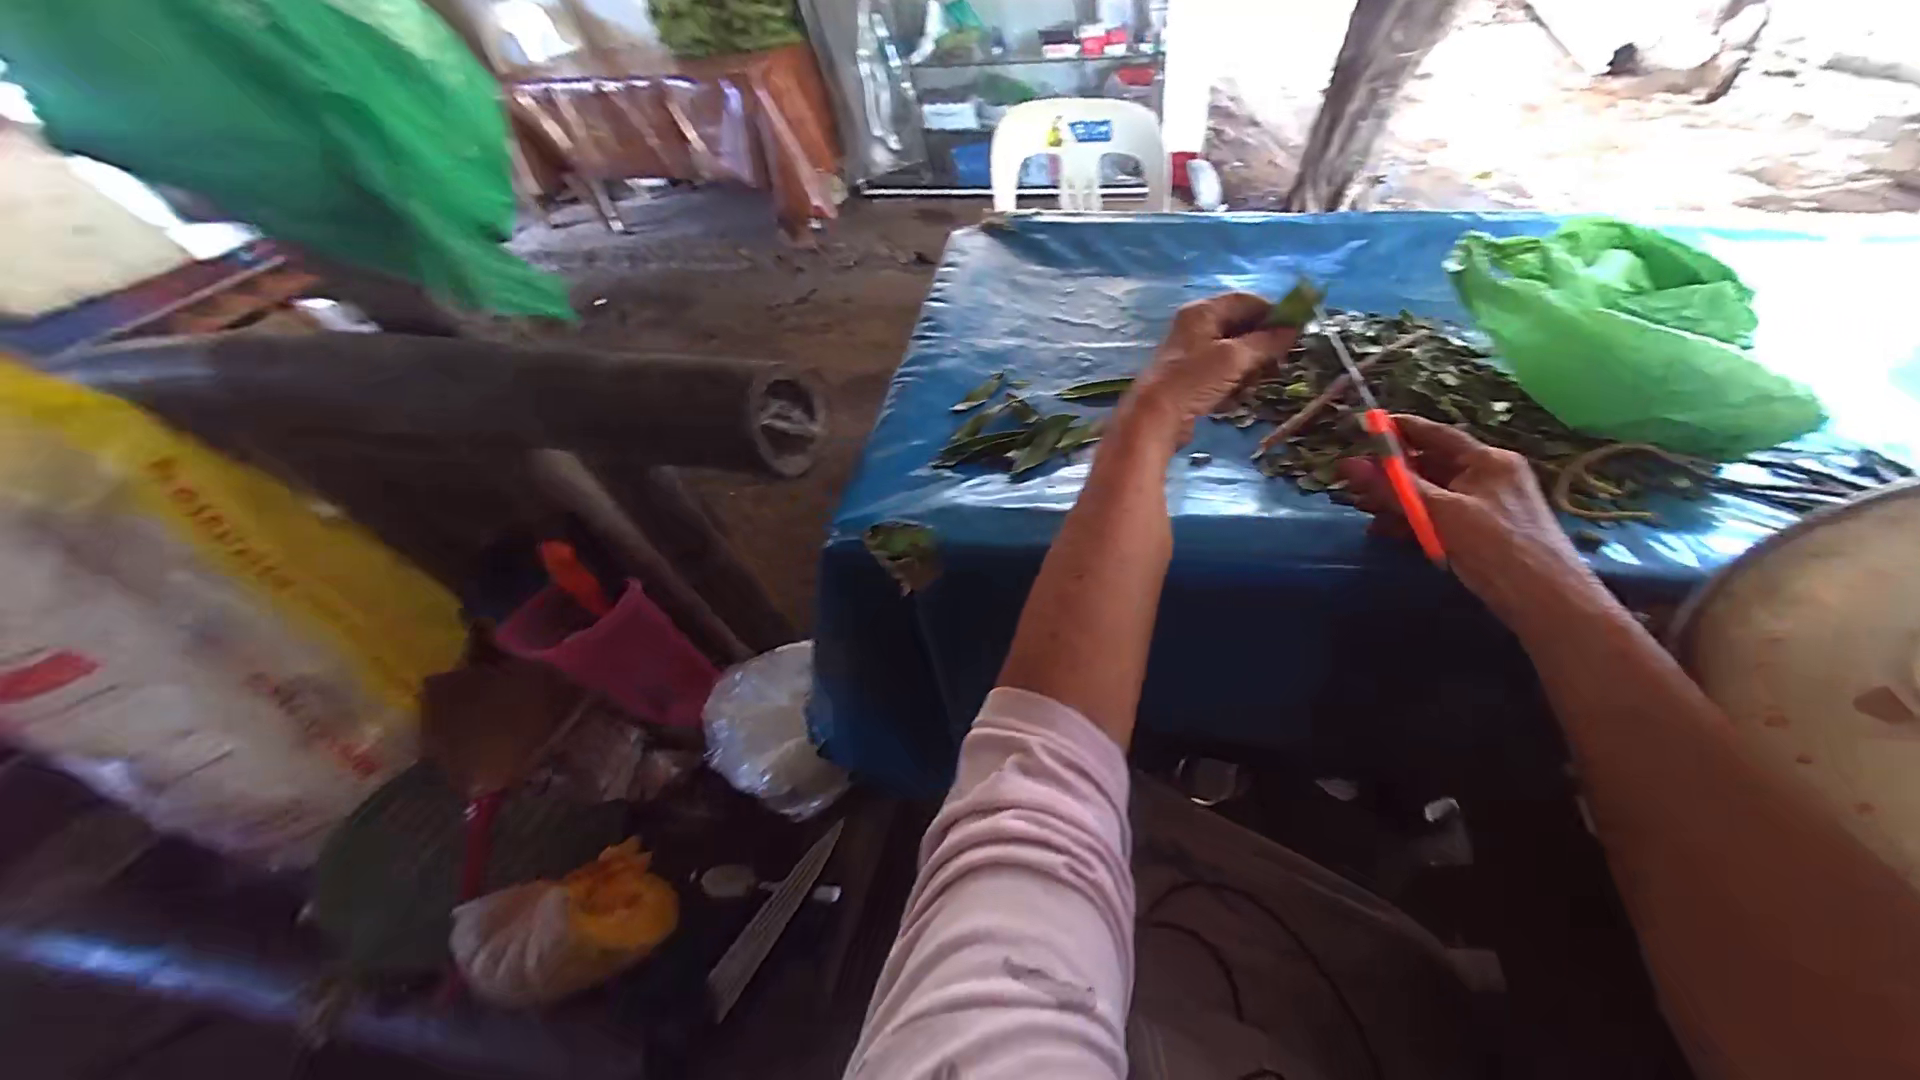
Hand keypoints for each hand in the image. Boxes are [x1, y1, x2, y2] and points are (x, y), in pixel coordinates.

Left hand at [1120, 292, 1297, 445]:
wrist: (1154, 418)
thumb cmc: (1193, 380)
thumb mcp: (1235, 357)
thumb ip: (1267, 341)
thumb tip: (1294, 330)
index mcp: (1202, 312)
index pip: (1246, 301)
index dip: (1272, 313)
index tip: (1295, 330)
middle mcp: (1195, 329)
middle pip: (1241, 329)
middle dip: (1261, 347)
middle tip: (1276, 365)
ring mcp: (1191, 356)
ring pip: (1234, 356)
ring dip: (1248, 371)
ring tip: (1249, 386)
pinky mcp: (1190, 382)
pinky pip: (1222, 377)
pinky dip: (1232, 386)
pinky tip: (1232, 400)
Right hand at [1337, 415, 1597, 623]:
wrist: (1543, 599)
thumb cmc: (1495, 546)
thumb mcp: (1438, 513)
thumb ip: (1393, 488)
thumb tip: (1348, 464)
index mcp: (1487, 461)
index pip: (1436, 434)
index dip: (1399, 429)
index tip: (1364, 427)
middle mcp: (1486, 476)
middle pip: (1427, 465)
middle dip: (1388, 474)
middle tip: (1351, 481)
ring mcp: (1481, 504)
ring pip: (1427, 493)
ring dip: (1393, 500)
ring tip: (1361, 509)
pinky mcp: (1475, 530)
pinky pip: (1434, 516)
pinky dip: (1409, 520)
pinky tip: (1382, 530)